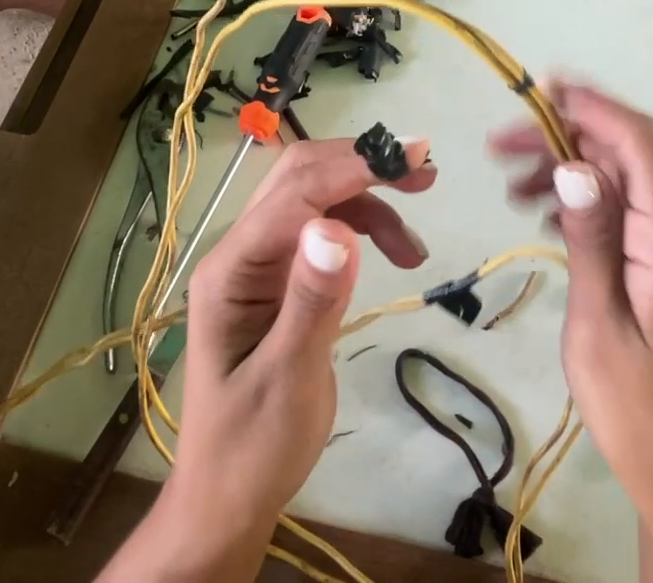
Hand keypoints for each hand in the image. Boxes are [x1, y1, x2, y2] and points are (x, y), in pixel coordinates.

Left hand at [100, 136, 434, 582]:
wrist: (227, 496)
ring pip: (312, 200)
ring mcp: (256, 265)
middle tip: (425, 175)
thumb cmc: (253, 447)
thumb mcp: (288, 380)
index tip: (415, 155)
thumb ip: (311, 302)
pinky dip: (360, 229)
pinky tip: (393, 253)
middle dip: (361, 167)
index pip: (295, 194)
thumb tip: (336, 228)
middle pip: (299, 179)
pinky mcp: (277, 281)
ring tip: (414, 244)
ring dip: (367, 202)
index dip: (355, 167)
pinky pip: (319, 232)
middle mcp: (239, 254)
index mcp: (230, 270)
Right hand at [489, 82, 652, 582]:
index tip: (539, 89)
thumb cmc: (641, 416)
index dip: (594, 107)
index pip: (644, 145)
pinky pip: (645, 217)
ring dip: (579, 175)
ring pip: (637, 186)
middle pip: (635, 159)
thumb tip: (574, 165)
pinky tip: (555, 217)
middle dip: (568, 141)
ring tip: (514, 190)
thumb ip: (591, 240)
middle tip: (498, 149)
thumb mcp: (598, 329)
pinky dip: (600, 207)